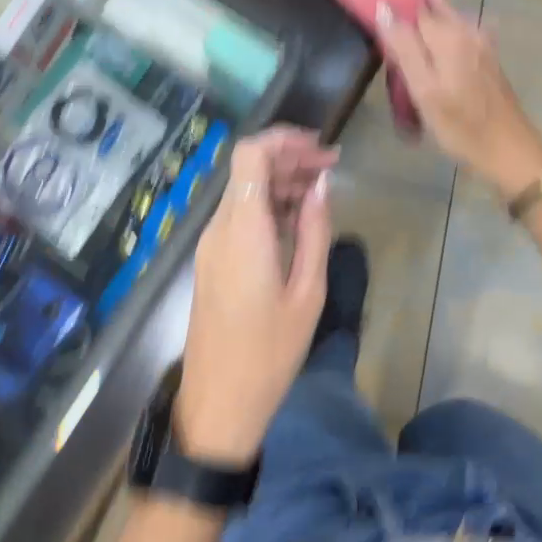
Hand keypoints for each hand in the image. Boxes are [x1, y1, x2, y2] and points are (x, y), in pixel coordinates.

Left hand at [175, 126, 336, 465]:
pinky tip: (297, 219)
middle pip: (248, 168)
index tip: (319, 147)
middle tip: (331, 168)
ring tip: (321, 191)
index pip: (250, 154)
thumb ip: (314, 231)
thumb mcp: (308, 292)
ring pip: (243, 190)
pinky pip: (238, 215)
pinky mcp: (211, 260)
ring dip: (280, 181)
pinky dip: (267, 205)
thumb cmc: (270, 352)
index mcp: (243, 229)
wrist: (217, 402)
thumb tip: (320, 184)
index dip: (283, 139)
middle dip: (289, 158)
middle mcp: (219, 227)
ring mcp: (210, 243)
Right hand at [377, 0, 541, 199]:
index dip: (395, 3)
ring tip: (403, 30)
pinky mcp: (486, 57)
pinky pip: (457, 33)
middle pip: (433, 8)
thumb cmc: (460, 124)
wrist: (508, 148)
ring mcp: (481, 42)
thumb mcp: (424, 89)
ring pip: (446, 20)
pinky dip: (440, 34)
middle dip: (411, 7)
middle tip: (385, 17)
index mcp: (448, 35)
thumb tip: (385, 8)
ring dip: (426, 19)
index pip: (415, 5)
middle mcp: (466, 30)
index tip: (375, 5)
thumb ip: (404, 47)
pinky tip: (431, 46)